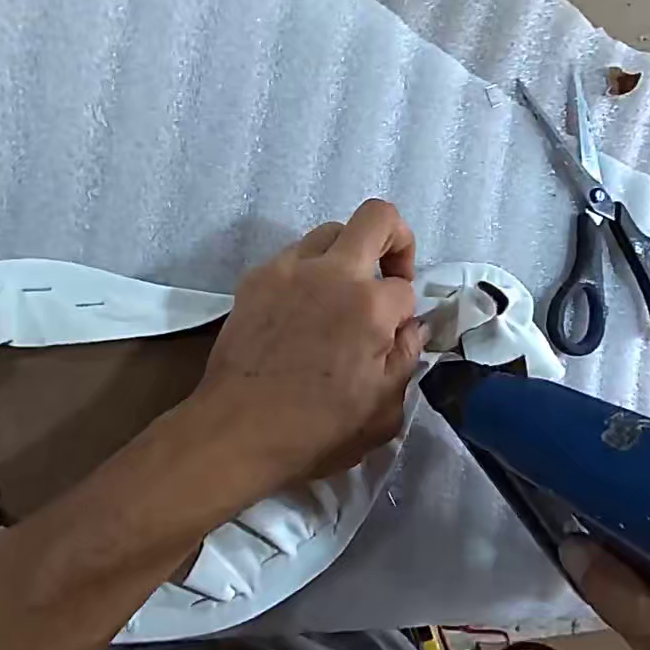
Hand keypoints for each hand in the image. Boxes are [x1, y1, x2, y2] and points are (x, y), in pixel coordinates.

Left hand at [187, 199, 427, 489]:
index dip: (407, 311)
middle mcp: (332, 273)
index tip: (395, 333)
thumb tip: (411, 327)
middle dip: (396, 239)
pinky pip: (295, 256)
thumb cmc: (318, 429)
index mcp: (370, 306)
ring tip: (341, 295)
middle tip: (389, 275)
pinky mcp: (255, 278)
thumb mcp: (385, 408)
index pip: (406, 288)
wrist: (237, 433)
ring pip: (332, 231)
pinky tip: (303, 310)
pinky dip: (310, 272)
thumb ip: (408, 357)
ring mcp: (288, 269)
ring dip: (349, 254)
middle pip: (377, 217)